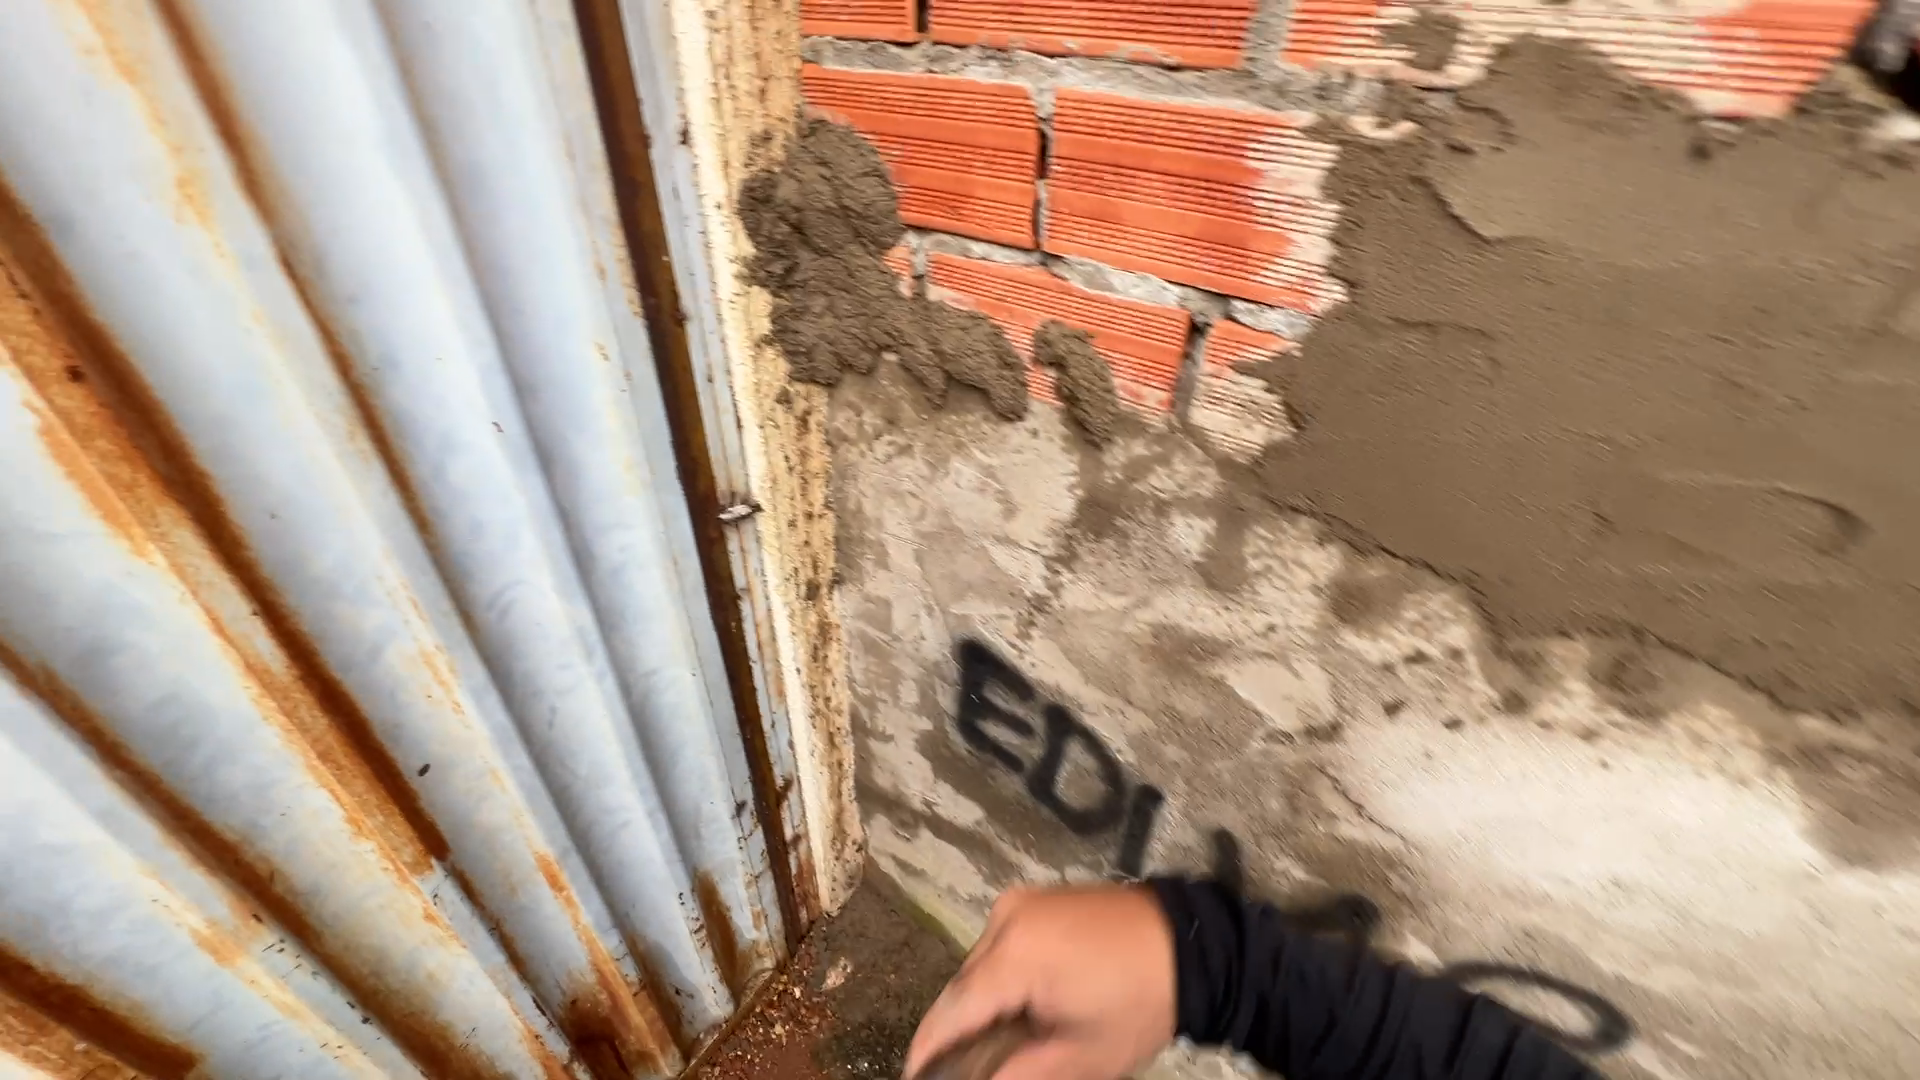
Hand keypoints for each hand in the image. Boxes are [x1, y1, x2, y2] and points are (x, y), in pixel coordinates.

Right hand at [904, 883, 1177, 1079]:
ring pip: (980, 965)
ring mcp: (1020, 903)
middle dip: (957, 1028)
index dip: (929, 1048)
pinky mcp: (1035, 900)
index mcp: (1013, 954)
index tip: (914, 1076)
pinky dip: (998, 978)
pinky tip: (1014, 1007)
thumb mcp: (1082, 1056)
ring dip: (979, 1003)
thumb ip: (1019, 1074)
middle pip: (964, 984)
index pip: (953, 1008)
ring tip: (988, 1044)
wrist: (1185, 940)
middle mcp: (1005, 918)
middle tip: (960, 1068)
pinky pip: (1000, 946)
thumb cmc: (1136, 1003)